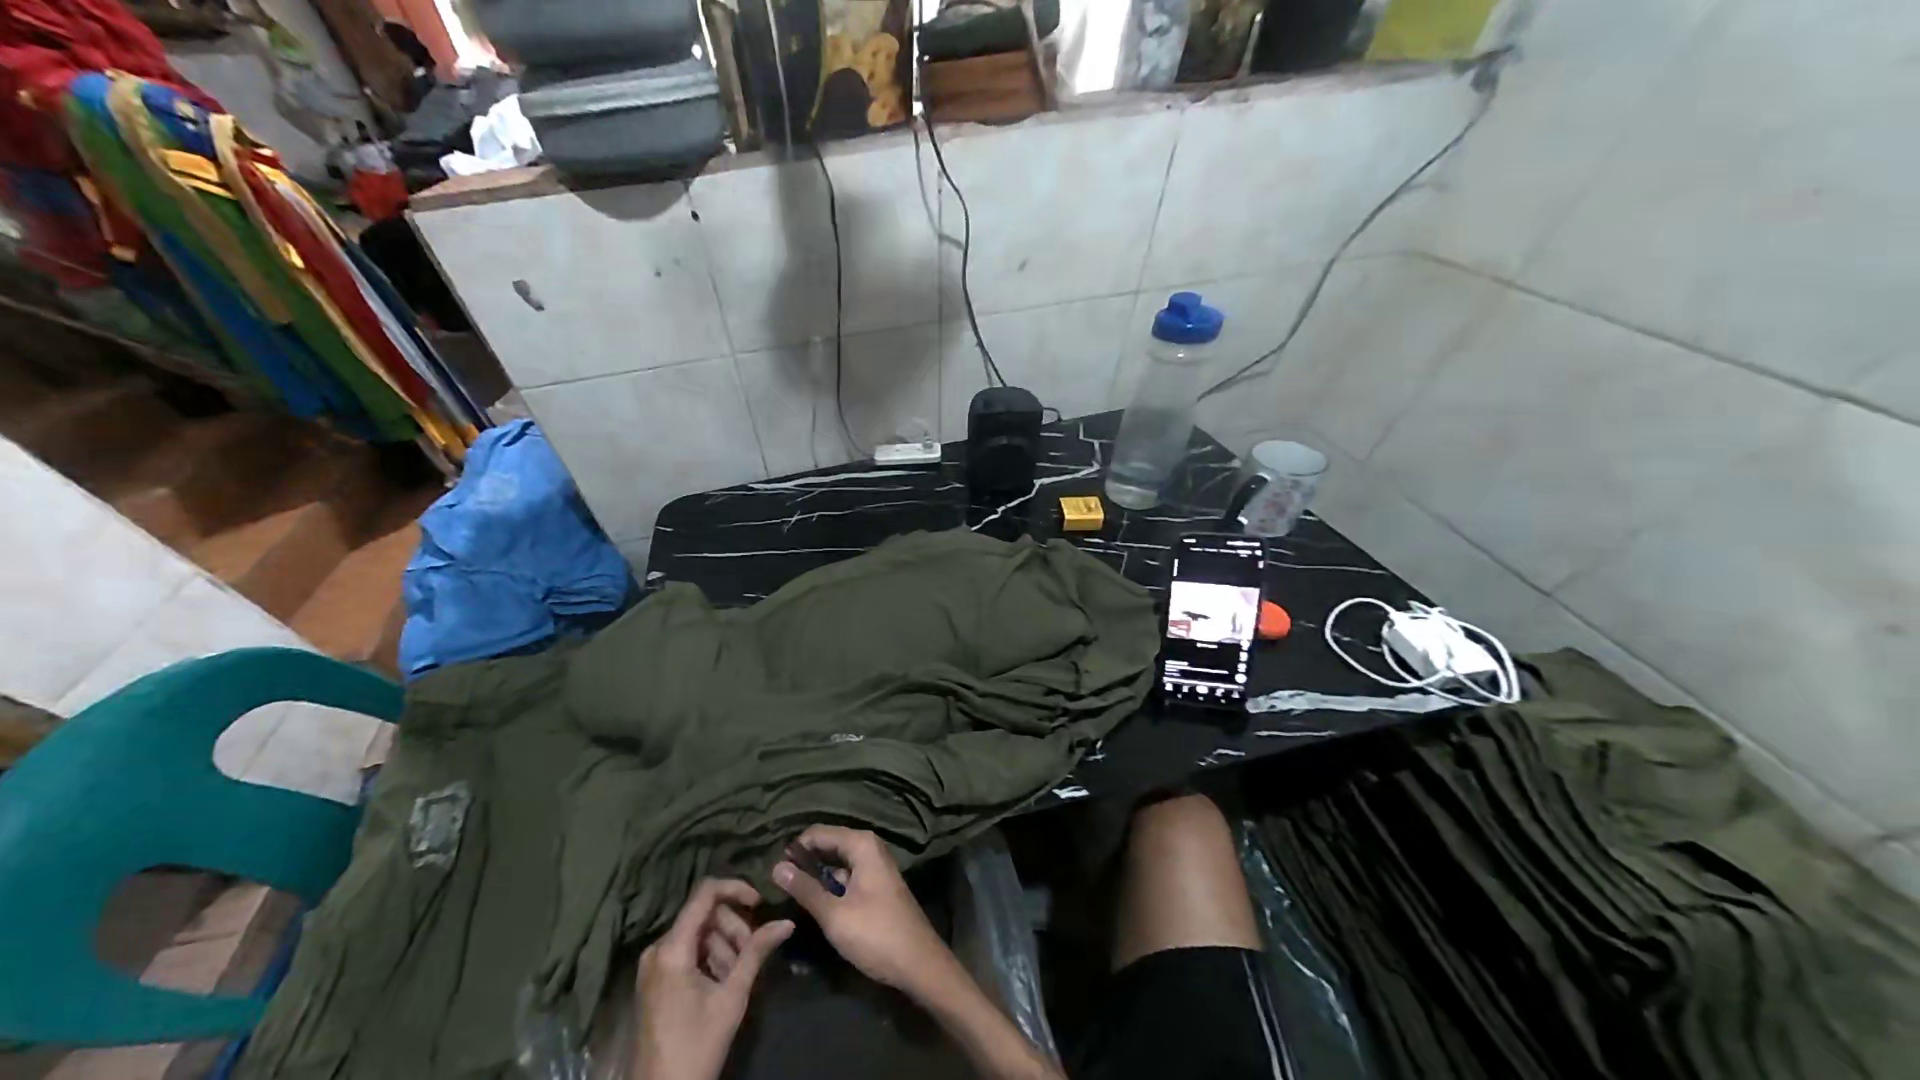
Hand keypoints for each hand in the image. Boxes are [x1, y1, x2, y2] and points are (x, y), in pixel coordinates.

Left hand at [634, 879, 793, 1079]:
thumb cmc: (697, 1046)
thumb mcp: (732, 997)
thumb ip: (756, 952)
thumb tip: (787, 922)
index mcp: (672, 948)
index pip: (705, 893)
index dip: (736, 889)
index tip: (761, 904)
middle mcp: (658, 948)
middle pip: (704, 915)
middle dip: (733, 927)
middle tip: (753, 953)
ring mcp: (654, 964)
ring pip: (699, 933)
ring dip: (724, 946)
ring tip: (739, 975)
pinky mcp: (656, 979)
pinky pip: (688, 951)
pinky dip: (710, 958)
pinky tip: (724, 982)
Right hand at [772, 826, 955, 995]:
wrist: (919, 964)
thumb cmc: (876, 935)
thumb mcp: (834, 915)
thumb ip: (805, 889)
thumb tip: (776, 866)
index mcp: (862, 844)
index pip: (818, 833)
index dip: (794, 849)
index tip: (771, 870)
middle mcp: (870, 847)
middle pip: (828, 845)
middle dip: (804, 862)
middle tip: (775, 884)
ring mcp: (875, 866)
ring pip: (836, 863)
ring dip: (815, 876)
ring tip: (788, 895)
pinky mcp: (876, 885)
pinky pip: (847, 876)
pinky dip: (830, 886)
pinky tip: (814, 904)